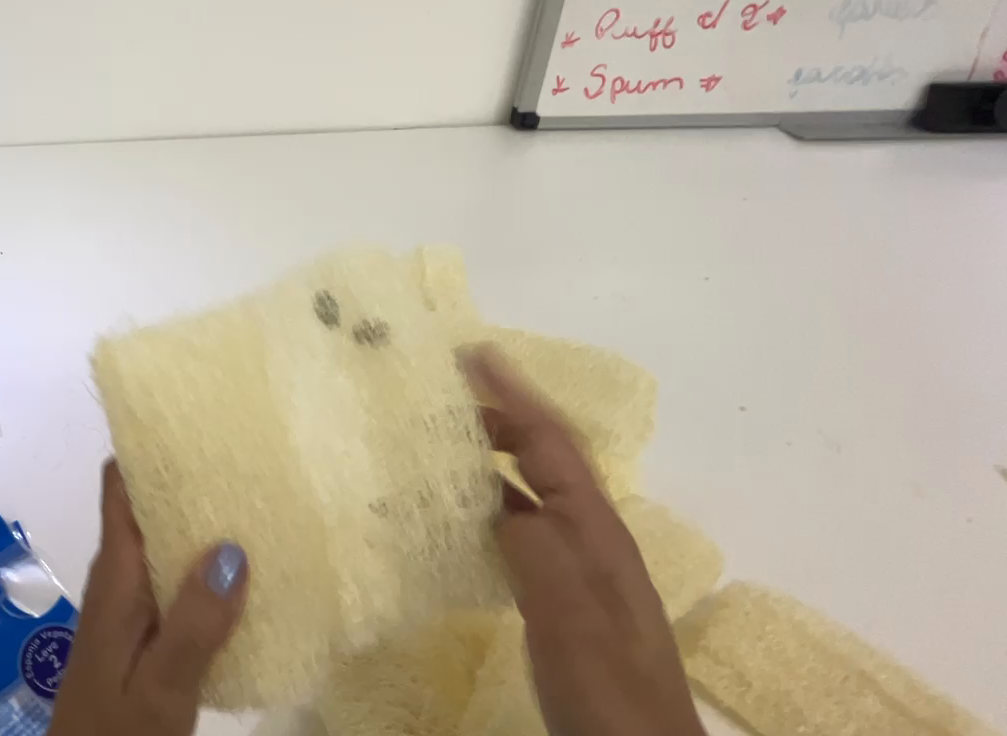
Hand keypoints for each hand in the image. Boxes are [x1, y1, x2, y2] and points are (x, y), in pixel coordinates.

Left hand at [46, 461, 248, 735]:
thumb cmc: (117, 730)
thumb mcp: (164, 682)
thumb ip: (196, 620)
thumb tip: (233, 545)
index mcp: (117, 574)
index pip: (120, 486)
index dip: (145, 446)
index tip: (189, 419)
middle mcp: (119, 576)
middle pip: (145, 505)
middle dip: (185, 478)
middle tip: (244, 454)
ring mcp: (129, 603)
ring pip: (162, 540)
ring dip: (198, 520)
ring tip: (253, 499)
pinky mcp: (142, 629)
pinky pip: (172, 576)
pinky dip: (202, 561)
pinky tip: (242, 568)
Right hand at [460, 344, 705, 735]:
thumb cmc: (609, 690)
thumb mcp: (571, 619)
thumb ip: (537, 550)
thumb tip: (492, 494)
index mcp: (595, 530)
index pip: (551, 442)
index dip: (513, 393)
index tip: (472, 353)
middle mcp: (587, 535)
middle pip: (542, 455)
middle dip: (496, 413)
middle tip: (440, 392)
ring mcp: (573, 565)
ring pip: (524, 487)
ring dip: (485, 452)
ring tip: (436, 435)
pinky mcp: (555, 591)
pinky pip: (512, 522)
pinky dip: (479, 498)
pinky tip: (451, 508)